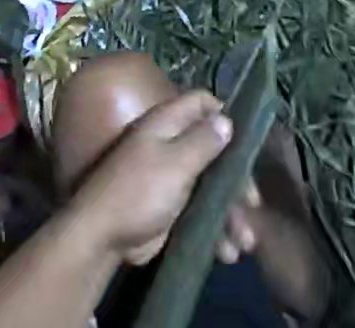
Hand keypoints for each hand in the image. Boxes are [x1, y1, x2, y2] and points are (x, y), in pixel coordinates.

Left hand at [68, 90, 260, 265]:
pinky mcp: (170, 206)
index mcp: (167, 123)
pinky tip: (227, 252)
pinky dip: (215, 229)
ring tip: (245, 242)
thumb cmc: (139, 190)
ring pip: (210, 184)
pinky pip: (200, 210)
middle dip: (235, 177)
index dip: (223, 113)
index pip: (200, 102)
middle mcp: (170, 143)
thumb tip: (226, 119)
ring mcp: (170, 175)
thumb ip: (203, 140)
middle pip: (213, 148)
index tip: (247, 136)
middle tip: (253, 203)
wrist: (102, 236)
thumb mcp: (175, 162)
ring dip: (229, 212)